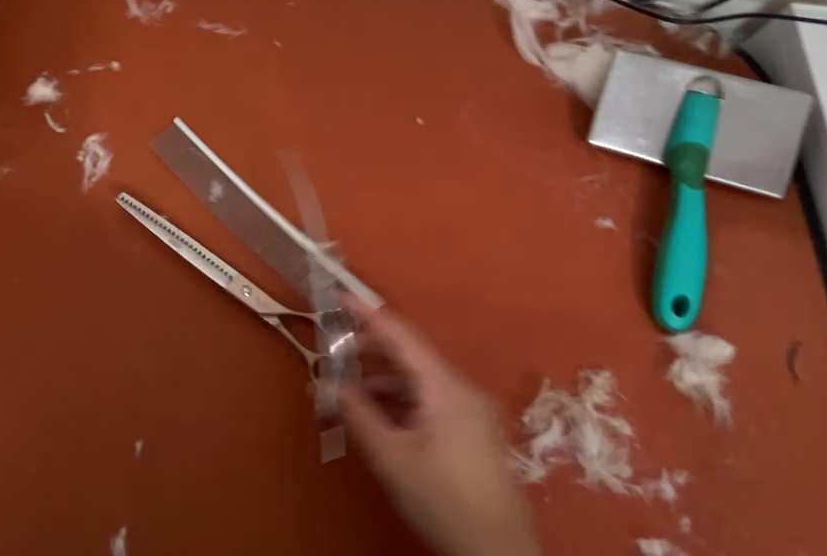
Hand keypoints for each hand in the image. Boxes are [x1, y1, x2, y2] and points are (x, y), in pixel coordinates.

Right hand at [336, 299, 540, 555]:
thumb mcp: (391, 457)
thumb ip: (357, 414)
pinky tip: (377, 417)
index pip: (401, 335)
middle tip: (332, 350)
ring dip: (381, 381)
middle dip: (369, 350)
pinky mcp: (472, 433)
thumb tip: (328, 383)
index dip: (368, 313)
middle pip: (410, 355)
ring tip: (347, 393)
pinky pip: (429, 400)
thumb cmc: (443, 500)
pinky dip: (399, 401)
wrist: (498, 555)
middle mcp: (462, 391)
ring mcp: (471, 413)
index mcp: (446, 389)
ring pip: (418, 381)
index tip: (339, 295)